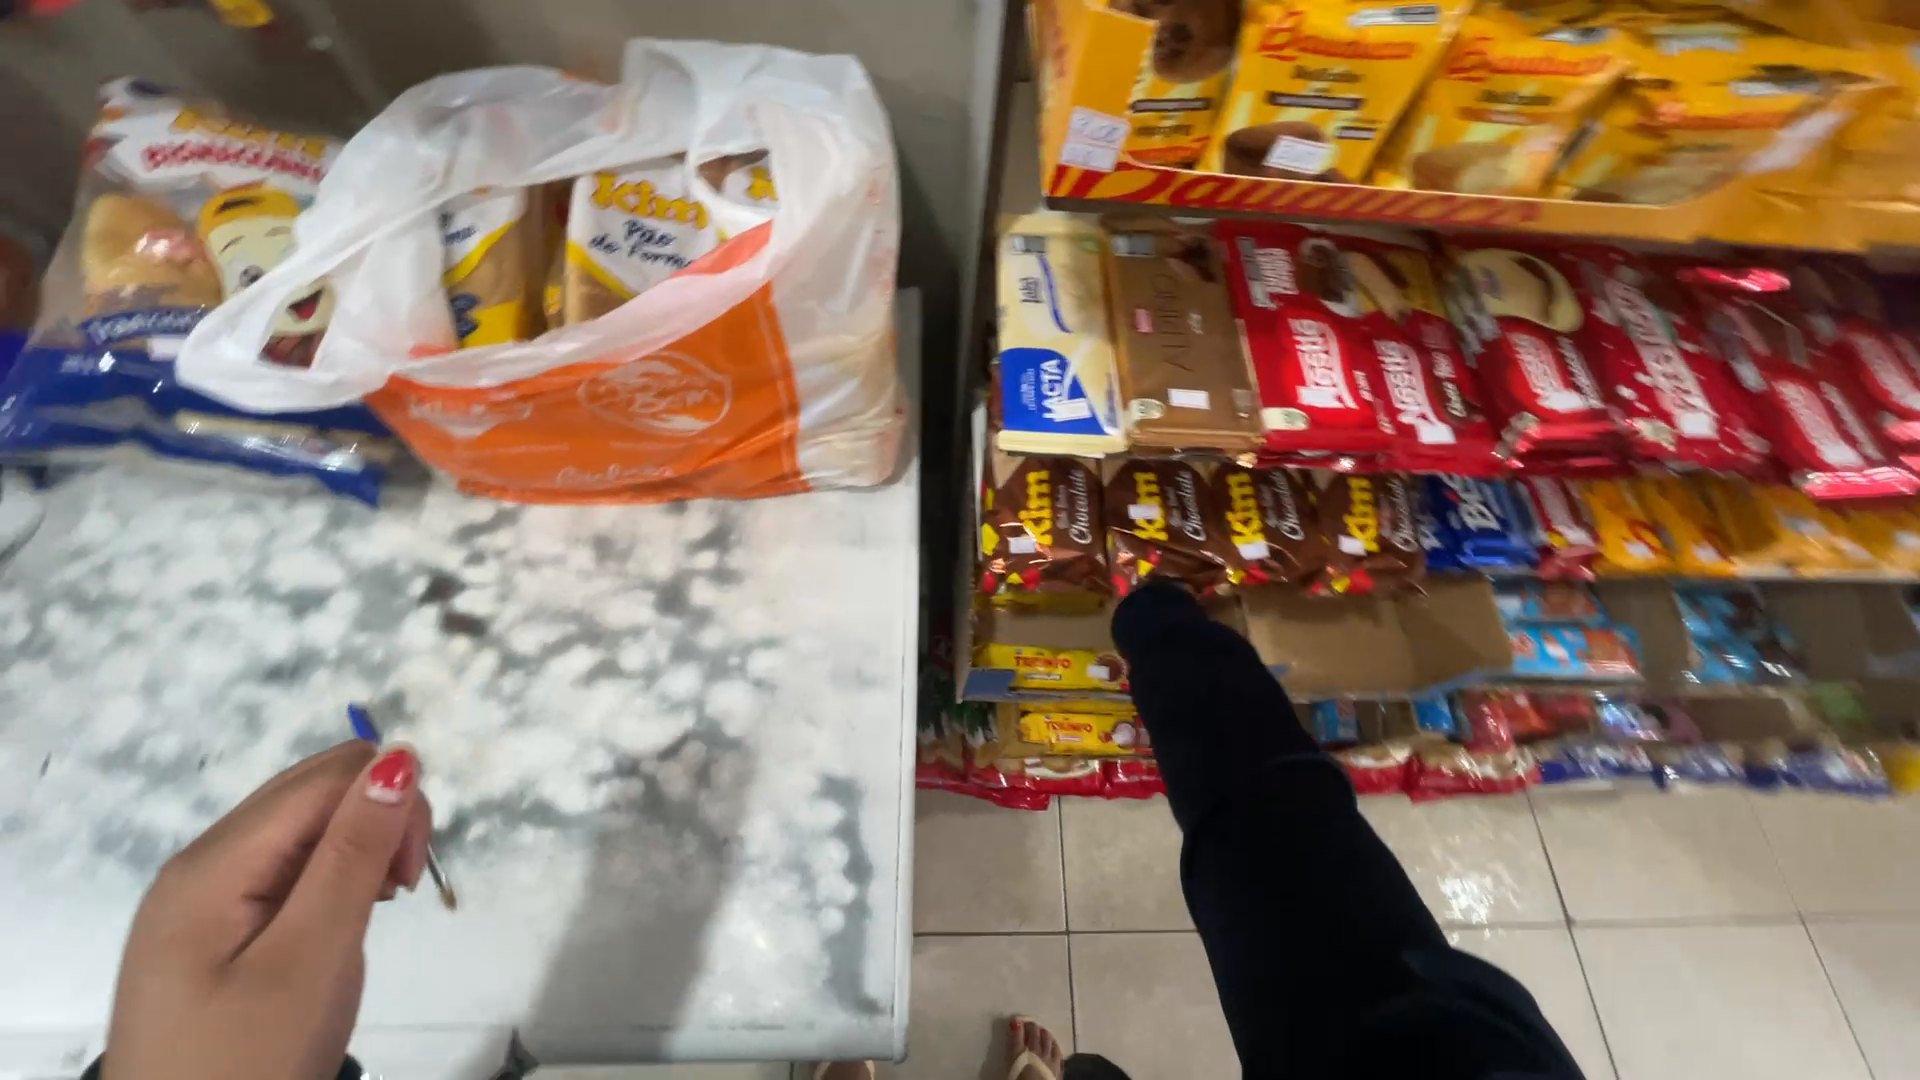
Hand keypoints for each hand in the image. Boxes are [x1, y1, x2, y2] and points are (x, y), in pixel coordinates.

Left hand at [104, 741, 432, 1079]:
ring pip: (318, 813)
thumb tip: (399, 756)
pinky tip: (354, 904)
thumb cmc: (252, 1053)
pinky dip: (346, 862)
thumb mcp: (313, 953)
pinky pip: (303, 851)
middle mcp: (207, 858)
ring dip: (370, 838)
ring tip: (382, 896)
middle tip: (401, 882)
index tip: (412, 870)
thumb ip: (354, 851)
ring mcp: (213, 886)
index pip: (328, 778)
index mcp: (214, 863)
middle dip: (383, 813)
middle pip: (322, 784)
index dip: (390, 801)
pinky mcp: (229, 911)